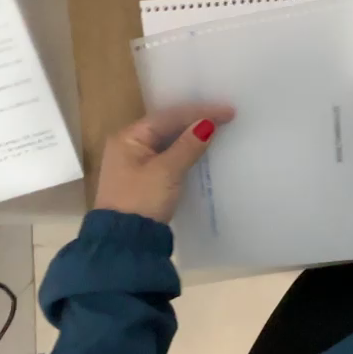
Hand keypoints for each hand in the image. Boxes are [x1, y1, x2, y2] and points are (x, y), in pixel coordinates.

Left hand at [93, 104, 234, 222]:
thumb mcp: (167, 171)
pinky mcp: (143, 180)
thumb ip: (188, 146)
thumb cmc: (142, 200)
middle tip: (225, 116)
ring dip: (191, 137)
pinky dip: (185, 153)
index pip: (168, 116)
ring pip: (168, 142)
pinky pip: (168, 157)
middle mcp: (129, 145)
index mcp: (129, 137)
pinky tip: (201, 152)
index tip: (228, 111)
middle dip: (195, 120)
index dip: (199, 111)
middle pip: (167, 126)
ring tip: (218, 130)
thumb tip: (208, 124)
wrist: (124, 242)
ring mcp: (135, 163)